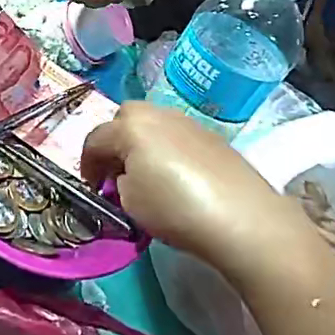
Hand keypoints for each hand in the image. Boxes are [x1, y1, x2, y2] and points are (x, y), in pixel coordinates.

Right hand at [82, 103, 314, 282]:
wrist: (246, 220)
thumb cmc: (177, 209)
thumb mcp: (130, 202)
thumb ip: (119, 183)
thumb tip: (126, 178)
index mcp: (128, 126)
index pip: (95, 140)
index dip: (88, 164)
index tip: (92, 186)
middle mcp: (155, 114)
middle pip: (123, 121)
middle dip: (116, 143)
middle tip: (118, 174)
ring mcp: (186, 122)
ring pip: (152, 125)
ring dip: (144, 144)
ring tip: (150, 175)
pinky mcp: (212, 136)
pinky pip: (177, 137)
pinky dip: (170, 151)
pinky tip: (181, 178)